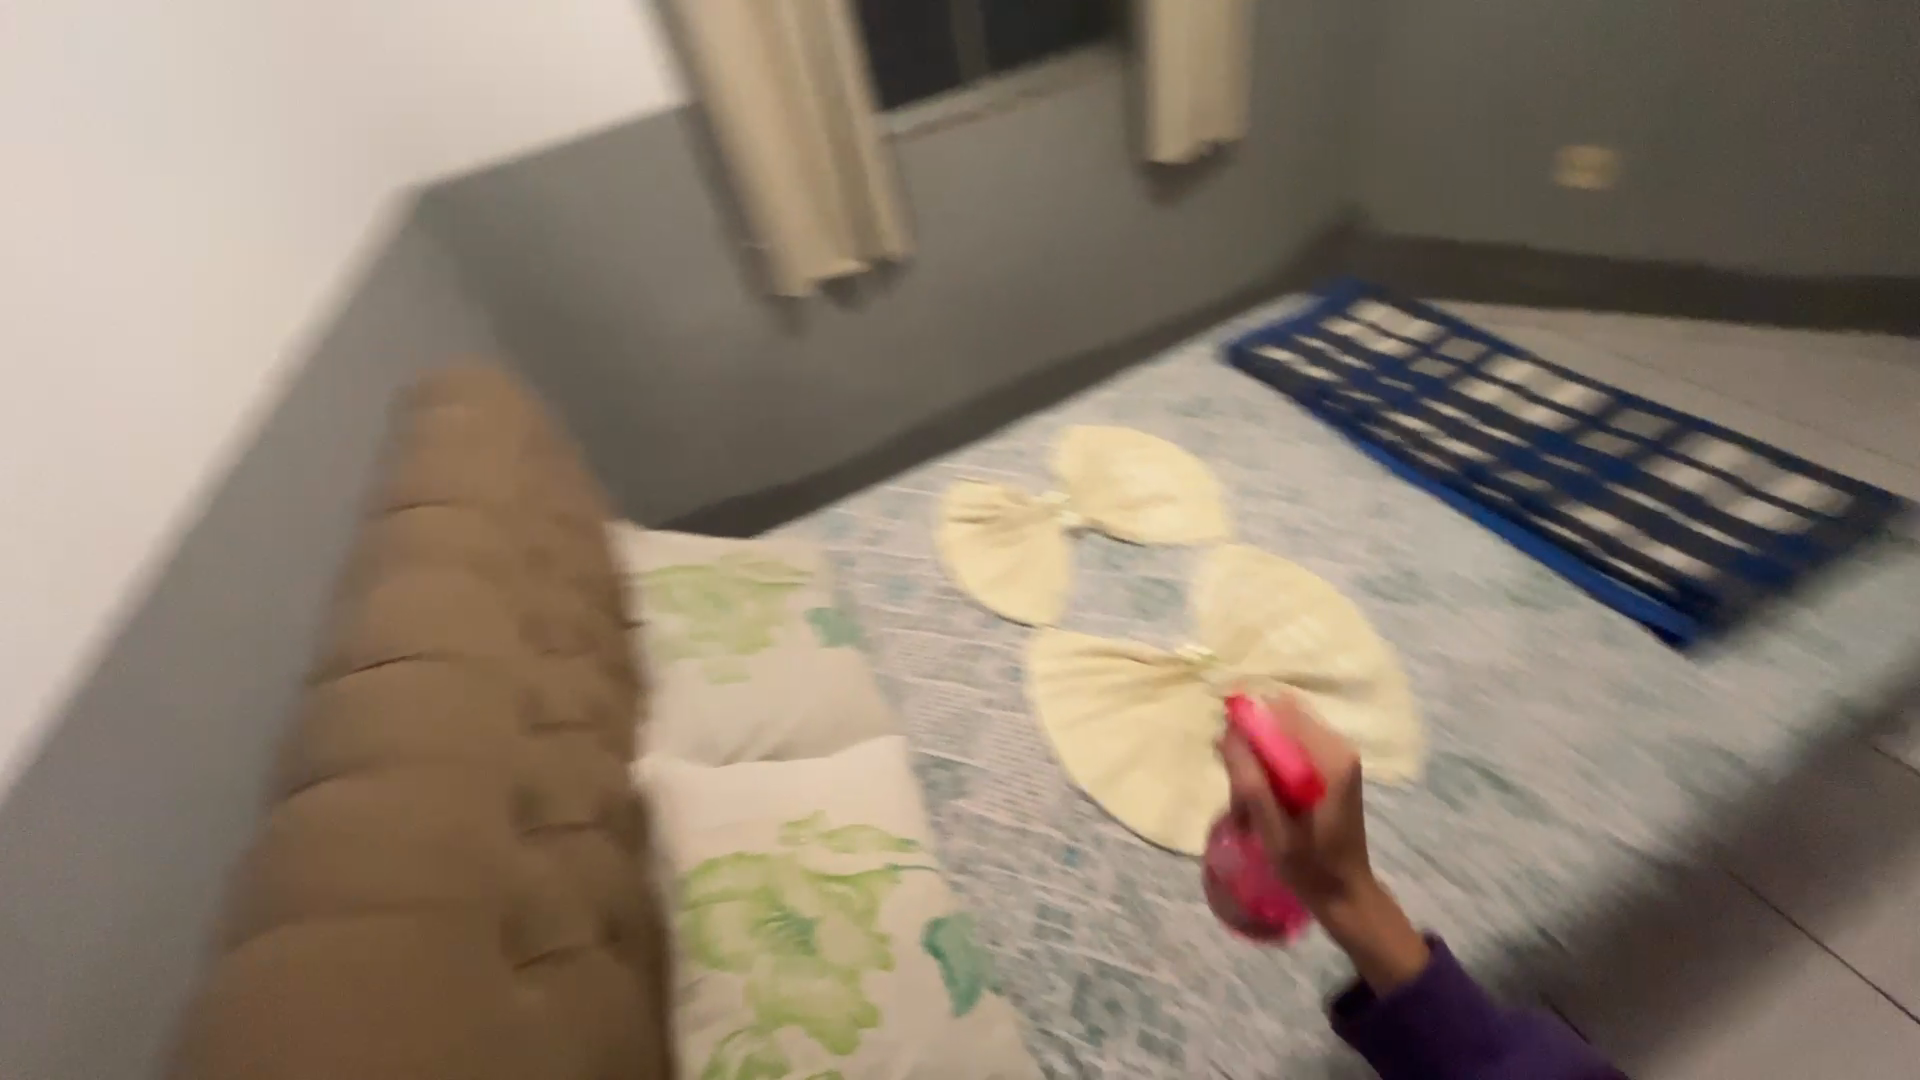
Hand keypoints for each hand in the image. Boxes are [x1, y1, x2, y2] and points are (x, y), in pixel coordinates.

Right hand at [1219, 694, 1371, 907]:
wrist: (1346, 893)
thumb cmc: (1310, 866)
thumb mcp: (1272, 829)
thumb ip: (1250, 780)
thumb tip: (1227, 733)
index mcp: (1331, 757)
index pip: (1279, 711)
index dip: (1245, 721)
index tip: (1223, 750)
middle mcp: (1338, 746)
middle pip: (1279, 718)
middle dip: (1250, 742)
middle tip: (1235, 781)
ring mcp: (1336, 754)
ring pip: (1280, 731)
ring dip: (1256, 755)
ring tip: (1247, 793)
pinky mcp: (1330, 764)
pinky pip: (1288, 745)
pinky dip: (1268, 763)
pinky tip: (1262, 793)